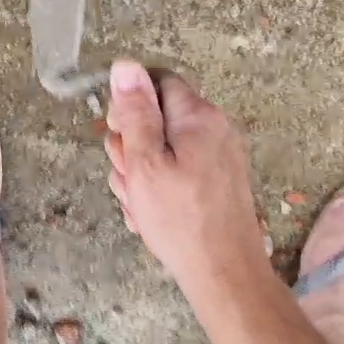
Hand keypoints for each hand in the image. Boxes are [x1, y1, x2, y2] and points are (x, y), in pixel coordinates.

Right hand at [104, 60, 269, 291]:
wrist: (226, 279)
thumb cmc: (180, 219)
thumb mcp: (145, 161)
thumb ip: (135, 112)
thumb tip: (125, 64)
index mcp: (198, 115)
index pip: (155, 81)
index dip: (129, 102)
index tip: (118, 132)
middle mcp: (213, 128)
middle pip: (156, 116)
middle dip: (132, 145)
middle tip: (130, 178)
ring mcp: (218, 156)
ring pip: (162, 148)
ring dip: (141, 173)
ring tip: (140, 204)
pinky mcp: (217, 182)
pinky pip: (177, 170)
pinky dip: (160, 188)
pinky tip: (152, 215)